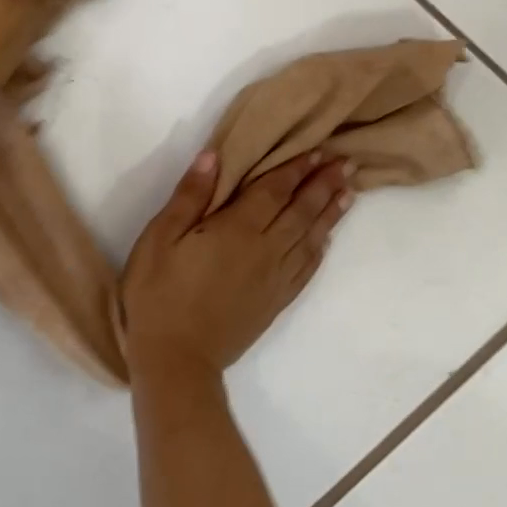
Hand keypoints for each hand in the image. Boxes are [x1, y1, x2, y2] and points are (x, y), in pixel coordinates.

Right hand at [121, 150, 353, 378]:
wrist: (176, 355)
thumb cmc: (158, 291)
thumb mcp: (159, 237)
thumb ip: (189, 197)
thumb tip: (214, 157)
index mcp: (236, 230)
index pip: (273, 191)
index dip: (295, 170)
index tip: (317, 151)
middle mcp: (264, 250)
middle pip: (300, 212)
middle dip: (322, 185)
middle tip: (346, 163)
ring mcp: (274, 278)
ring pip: (310, 239)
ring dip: (329, 213)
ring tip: (348, 193)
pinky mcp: (274, 301)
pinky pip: (306, 269)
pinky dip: (319, 250)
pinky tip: (325, 241)